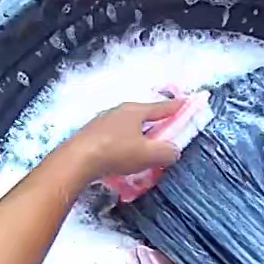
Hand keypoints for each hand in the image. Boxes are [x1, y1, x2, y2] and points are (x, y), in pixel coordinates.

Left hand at [57, 100, 183, 181]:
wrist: (77, 160)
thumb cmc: (116, 152)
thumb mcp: (148, 155)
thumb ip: (166, 152)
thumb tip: (174, 151)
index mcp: (135, 111)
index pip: (161, 107)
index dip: (175, 107)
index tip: (186, 103)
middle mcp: (118, 111)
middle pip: (142, 115)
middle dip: (155, 122)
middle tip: (165, 130)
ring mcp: (102, 122)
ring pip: (127, 126)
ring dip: (137, 134)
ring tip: (143, 146)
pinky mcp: (91, 135)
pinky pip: (114, 136)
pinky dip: (123, 143)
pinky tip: (122, 154)